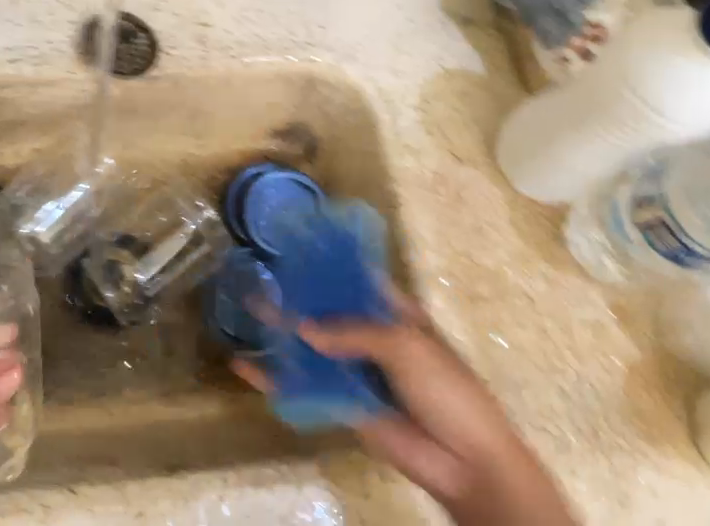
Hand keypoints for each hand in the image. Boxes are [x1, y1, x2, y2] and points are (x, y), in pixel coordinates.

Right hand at [234, 292, 575, 525]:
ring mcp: (357, 373)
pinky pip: (306, 388)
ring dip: (283, 334)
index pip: (358, 281)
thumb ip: (354, 332)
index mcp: (396, 314)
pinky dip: (277, 379)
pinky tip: (246, 366)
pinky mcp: (344, 405)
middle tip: (261, 277)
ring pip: (313, 349)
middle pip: (330, 314)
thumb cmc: (445, 387)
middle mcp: (372, 338)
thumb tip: (304, 330)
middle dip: (299, 298)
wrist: (464, 460)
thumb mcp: (405, 345)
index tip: (295, 249)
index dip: (330, 267)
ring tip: (246, 312)